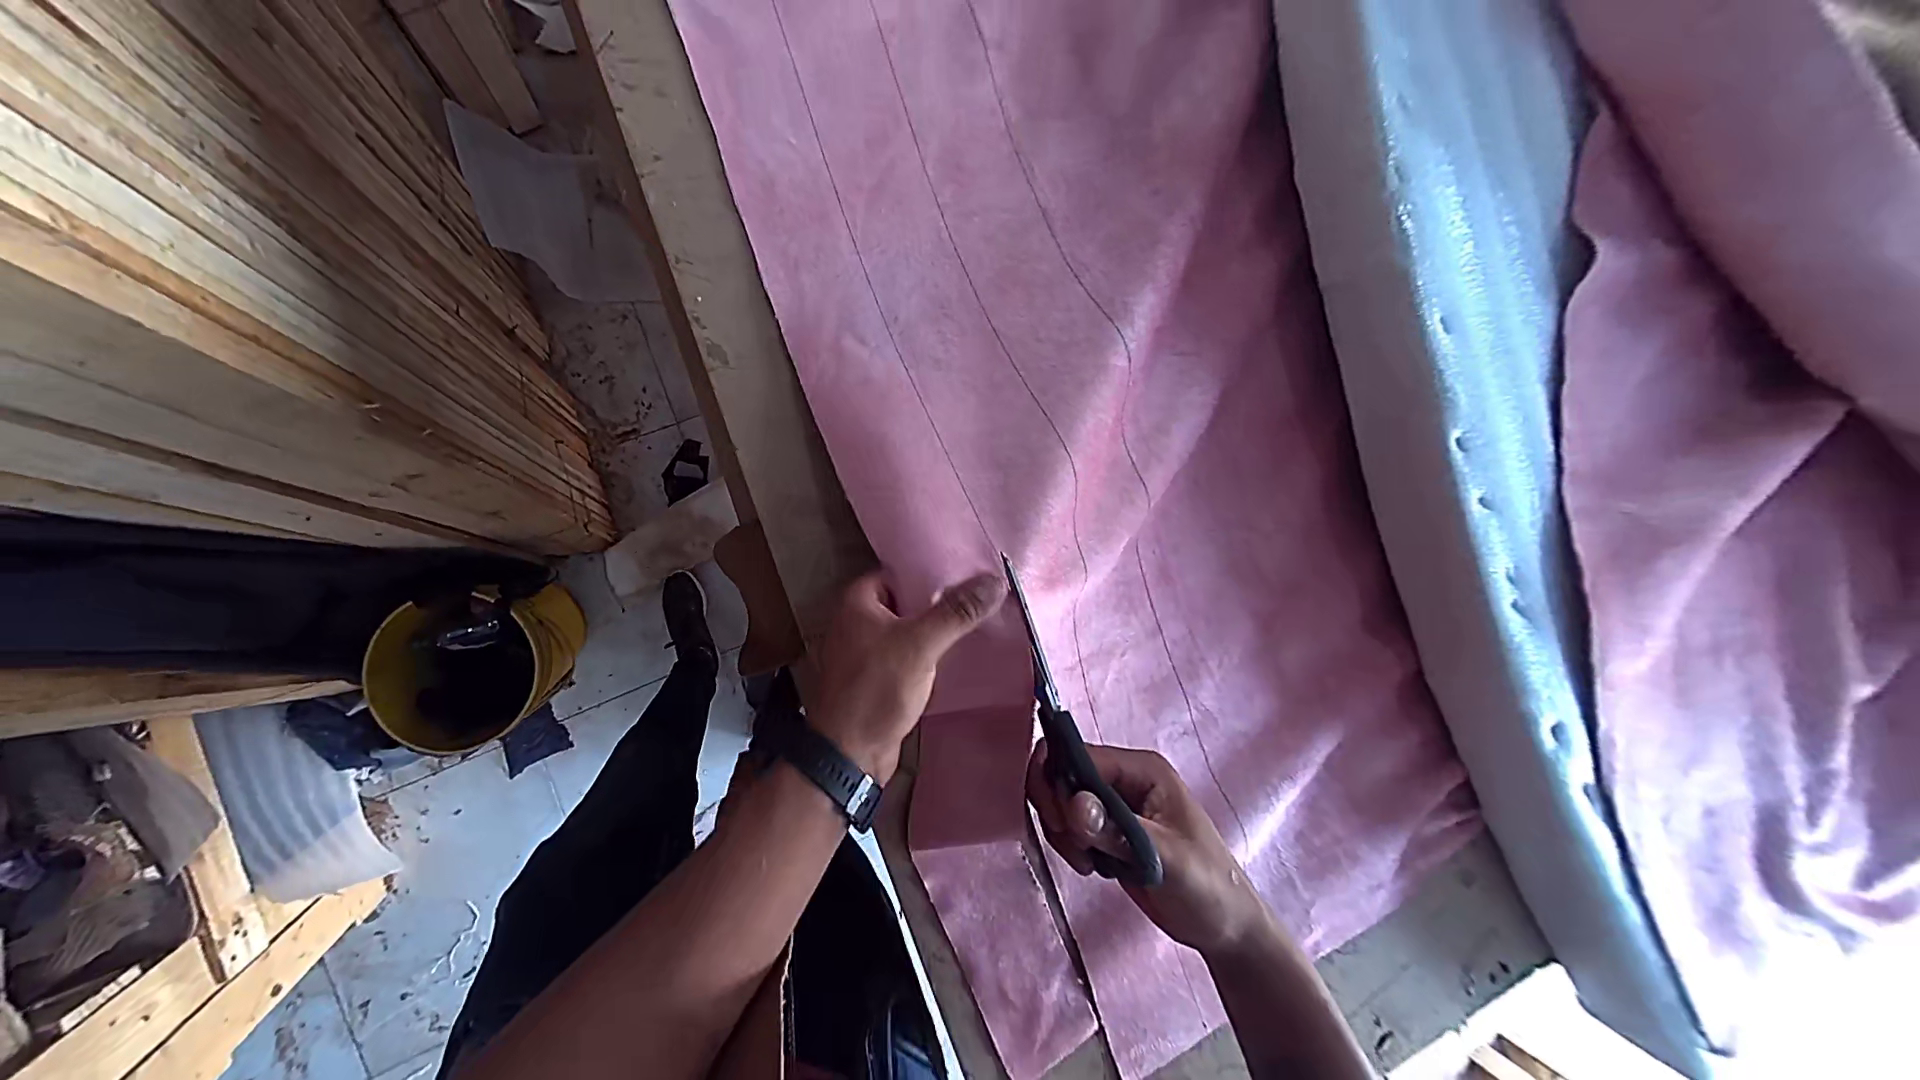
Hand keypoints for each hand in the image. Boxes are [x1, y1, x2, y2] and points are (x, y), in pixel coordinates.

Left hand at [807, 569, 1007, 783]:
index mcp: (856, 601)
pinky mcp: (876, 677)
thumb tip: (995, 580)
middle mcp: (856, 621)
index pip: (898, 572)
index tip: (967, 571)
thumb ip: (956, 612)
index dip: (930, 571)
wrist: (850, 754)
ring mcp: (865, 651)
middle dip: (938, 601)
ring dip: (935, 629)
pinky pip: (907, 654)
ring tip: (974, 622)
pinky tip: (956, 654)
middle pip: (905, 600)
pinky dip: (928, 653)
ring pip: (907, 629)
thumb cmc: (876, 689)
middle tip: (978, 597)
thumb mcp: (920, 644)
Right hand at [1027, 741, 1273, 957]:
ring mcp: (1114, 803)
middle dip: (1058, 809)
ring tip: (1088, 863)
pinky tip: (1091, 867)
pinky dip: (1068, 844)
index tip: (1062, 824)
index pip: (1081, 757)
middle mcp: (1124, 778)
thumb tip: (1074, 803)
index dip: (1061, 783)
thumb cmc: (1207, 886)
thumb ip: (1118, 830)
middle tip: (1075, 847)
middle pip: (1064, 773)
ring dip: (1063, 832)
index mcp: (1143, 769)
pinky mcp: (1105, 829)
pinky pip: (1068, 824)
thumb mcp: (1167, 859)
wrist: (1224, 926)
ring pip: (1062, 800)